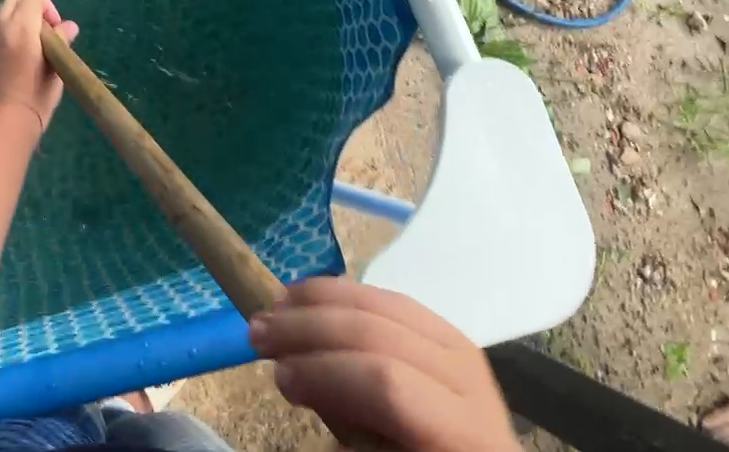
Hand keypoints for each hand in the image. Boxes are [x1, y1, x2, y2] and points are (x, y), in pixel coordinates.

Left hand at [0, 0, 78, 130]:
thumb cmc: (38, 93)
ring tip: (11, 32)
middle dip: (27, 5)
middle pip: (10, 1)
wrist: (11, 120)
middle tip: (40, 26)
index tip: (56, 26)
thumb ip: (60, 42)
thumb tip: (68, 26)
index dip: (48, 7)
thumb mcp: (56, 67)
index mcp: (21, 26)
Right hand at [249, 279, 521, 451]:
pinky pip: (388, 299)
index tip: (278, 377)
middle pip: (380, 334)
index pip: (387, 385)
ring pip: (383, 303)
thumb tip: (301, 379)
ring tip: (274, 307)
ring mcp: (461, 351)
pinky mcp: (444, 333)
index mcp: (463, 435)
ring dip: (319, 299)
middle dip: (309, 328)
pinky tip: (307, 297)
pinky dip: (342, 294)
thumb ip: (349, 435)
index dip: (324, 372)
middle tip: (257, 334)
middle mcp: (470, 383)